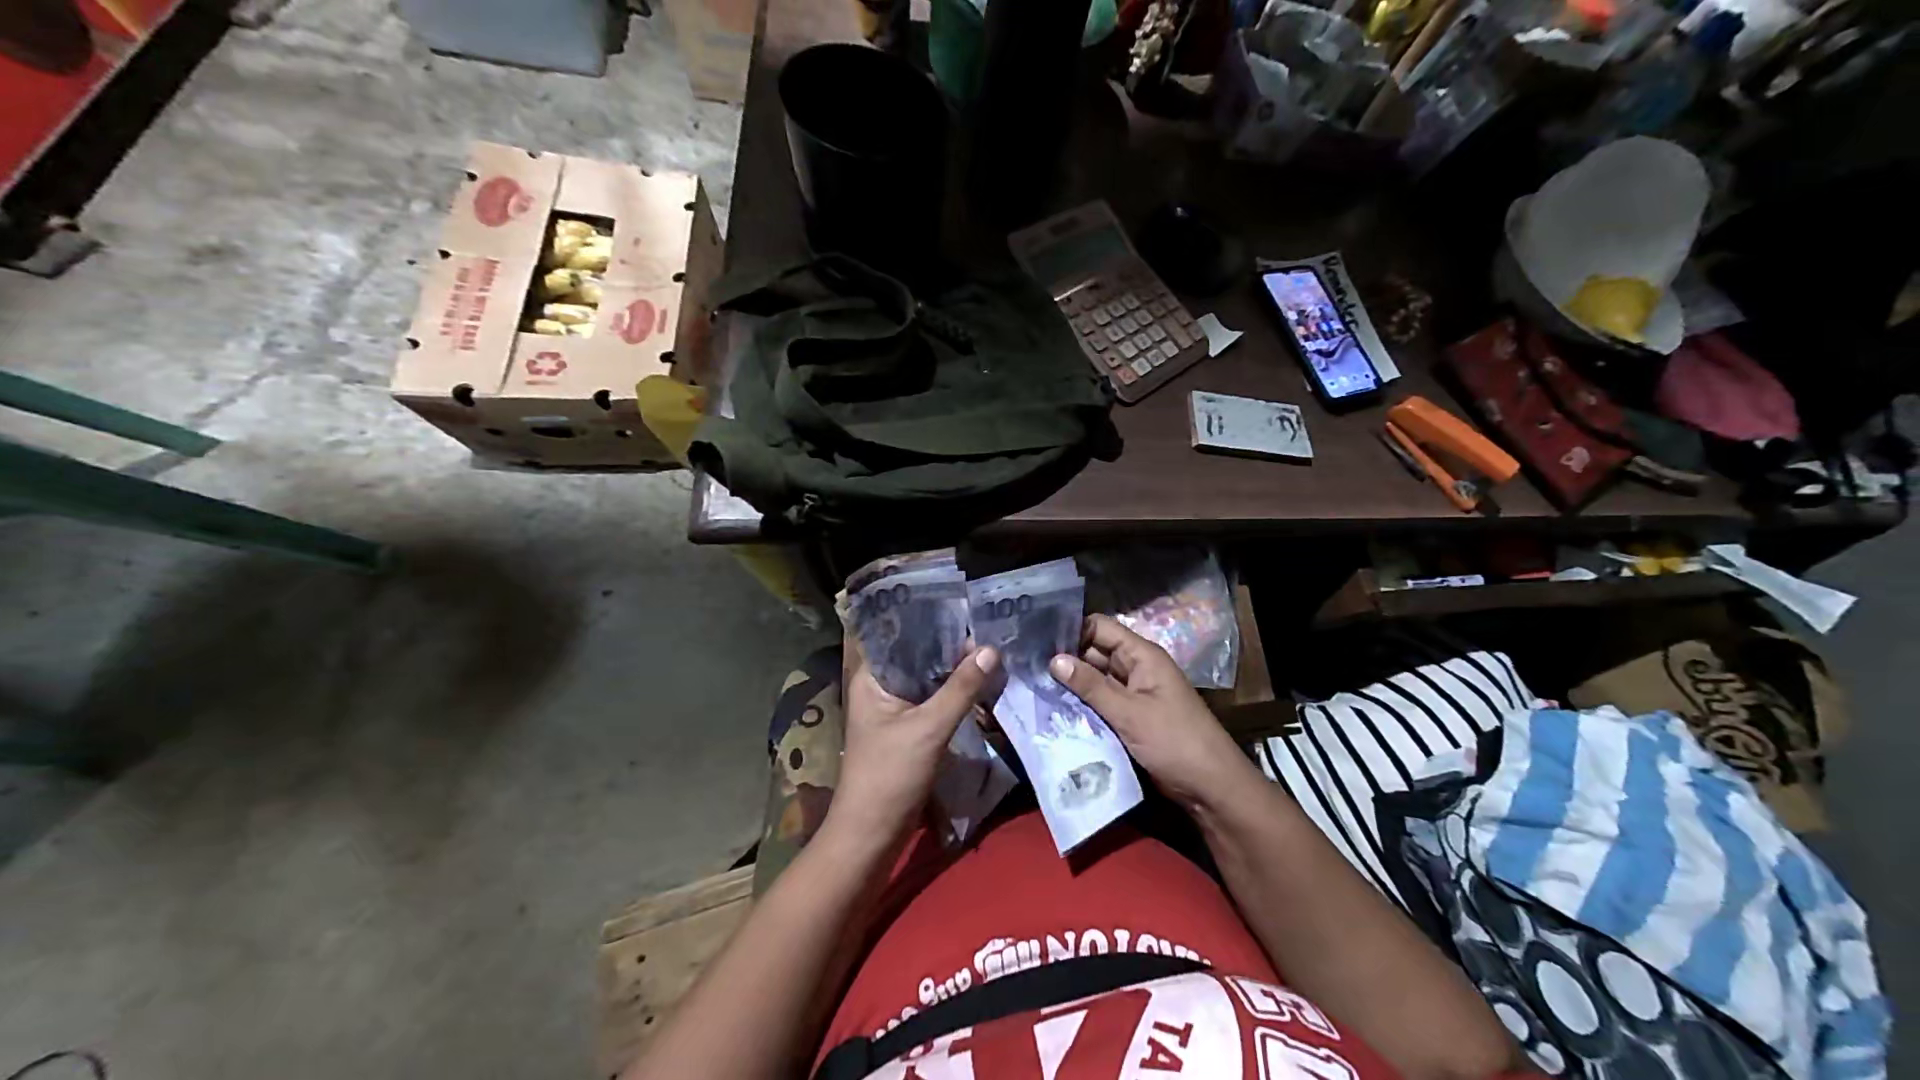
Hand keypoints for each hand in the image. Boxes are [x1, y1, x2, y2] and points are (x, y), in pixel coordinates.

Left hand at [828, 639, 999, 844]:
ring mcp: (894, 710)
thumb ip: (960, 689)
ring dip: (955, 671)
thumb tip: (991, 649)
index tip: (967, 607)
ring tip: (992, 648)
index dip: (933, 622)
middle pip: (919, 657)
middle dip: (951, 646)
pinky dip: (954, 694)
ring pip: (929, 680)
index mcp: (871, 678)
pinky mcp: (908, 730)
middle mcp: (880, 687)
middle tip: (990, 627)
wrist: (873, 834)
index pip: (901, 636)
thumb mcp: (929, 728)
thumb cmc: (890, 776)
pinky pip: (933, 701)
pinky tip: (982, 684)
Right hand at [1049, 614, 1261, 810]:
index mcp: (1142, 656)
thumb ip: (1090, 686)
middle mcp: (1136, 669)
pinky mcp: (1129, 718)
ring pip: (1094, 680)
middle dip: (1064, 660)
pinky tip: (1052, 710)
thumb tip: (1053, 659)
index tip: (1036, 640)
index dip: (1071, 630)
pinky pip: (1099, 704)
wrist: (1210, 787)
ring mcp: (1132, 694)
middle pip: (1093, 654)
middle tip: (1026, 667)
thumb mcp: (1129, 712)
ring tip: (1032, 687)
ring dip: (1070, 686)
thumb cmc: (1174, 741)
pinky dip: (1080, 706)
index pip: (1100, 628)